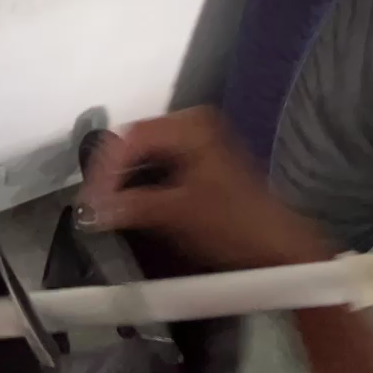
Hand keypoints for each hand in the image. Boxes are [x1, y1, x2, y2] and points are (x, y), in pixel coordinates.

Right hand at [79, 107, 334, 269]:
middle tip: (93, 201)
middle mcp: (194, 124)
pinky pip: (157, 163)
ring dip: (124, 178)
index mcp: (191, 126)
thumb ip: (131, 206)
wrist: (281, 248)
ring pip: (145, 153)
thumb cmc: (236, 225)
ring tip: (105, 204)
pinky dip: (140, 181)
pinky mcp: (200, 162)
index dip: (106, 168)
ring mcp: (198, 142)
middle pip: (136, 141)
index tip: (91, 198)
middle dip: (112, 171)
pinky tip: (128, 202)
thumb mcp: (177, 214)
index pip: (132, 136)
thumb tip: (91, 209)